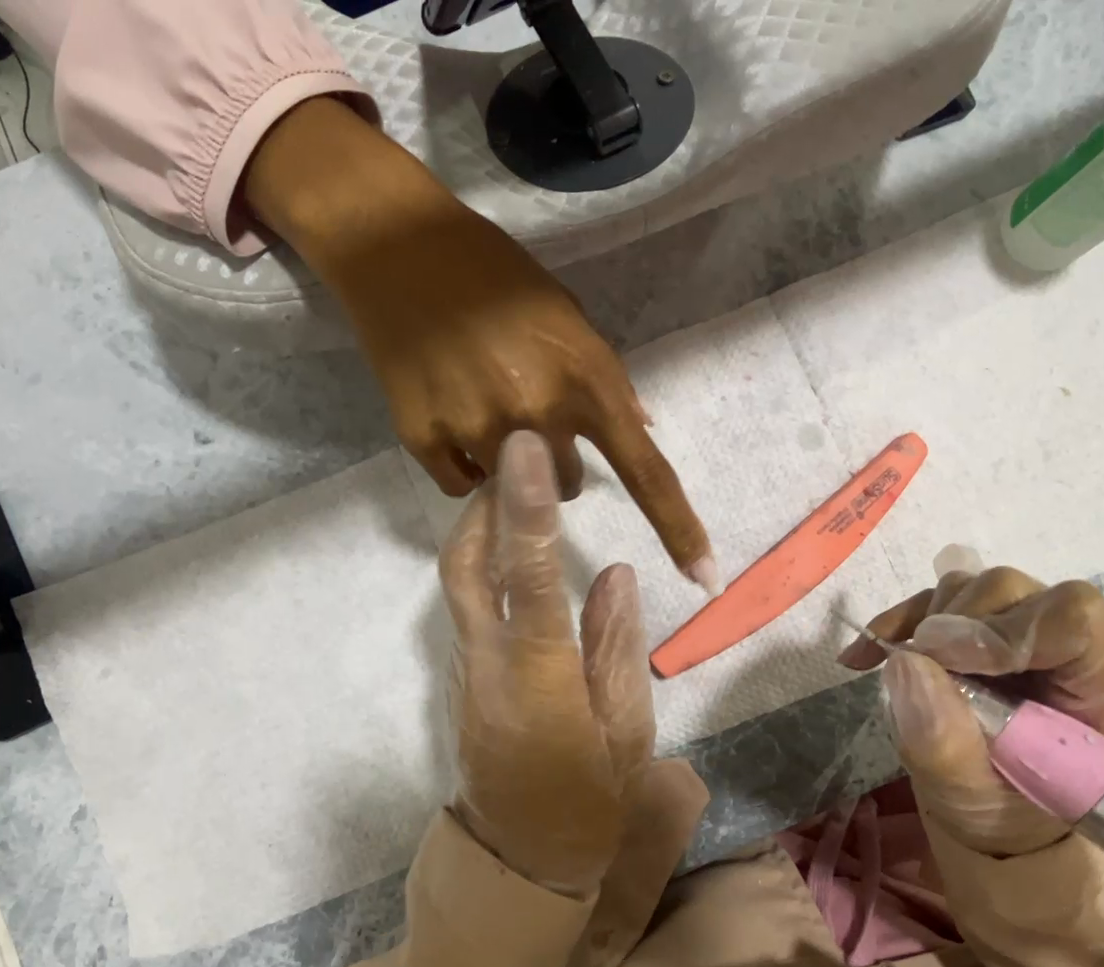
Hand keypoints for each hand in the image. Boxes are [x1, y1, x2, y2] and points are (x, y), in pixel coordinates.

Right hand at [242, 98, 715, 588]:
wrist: (398, 251)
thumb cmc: (497, 277)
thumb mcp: (569, 317)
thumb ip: (606, 382)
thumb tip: (642, 431)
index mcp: (585, 379)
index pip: (645, 470)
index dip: (678, 528)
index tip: (705, 578)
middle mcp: (537, 416)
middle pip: (568, 488)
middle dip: (558, 465)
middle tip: (529, 415)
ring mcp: (476, 432)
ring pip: (513, 495)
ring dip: (511, 468)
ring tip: (482, 407)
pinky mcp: (422, 440)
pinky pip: (461, 484)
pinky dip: (463, 463)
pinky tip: (449, 415)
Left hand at [436, 431, 655, 894]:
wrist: (516, 862)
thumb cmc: (587, 804)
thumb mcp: (626, 734)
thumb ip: (616, 647)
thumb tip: (613, 572)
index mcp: (538, 675)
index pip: (528, 575)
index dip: (526, 507)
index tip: (523, 448)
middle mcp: (487, 662)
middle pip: (466, 563)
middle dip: (485, 501)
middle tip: (515, 454)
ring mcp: (464, 668)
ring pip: (459, 581)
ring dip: (480, 527)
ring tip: (517, 488)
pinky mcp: (459, 676)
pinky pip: (466, 604)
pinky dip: (484, 563)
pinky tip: (514, 550)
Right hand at [839, 560, 1103, 854]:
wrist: (1000, 822)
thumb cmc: (1007, 818)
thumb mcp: (976, 801)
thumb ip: (945, 743)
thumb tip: (907, 663)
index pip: (1075, 618)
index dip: (1005, 628)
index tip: (944, 659)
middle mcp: (1073, 646)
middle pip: (1015, 593)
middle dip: (953, 626)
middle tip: (917, 667)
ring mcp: (1024, 630)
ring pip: (973, 588)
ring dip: (925, 624)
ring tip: (905, 674)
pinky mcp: (982, 628)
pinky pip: (937, 599)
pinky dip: (897, 623)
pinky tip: (866, 655)